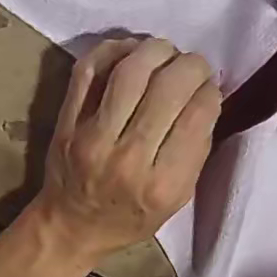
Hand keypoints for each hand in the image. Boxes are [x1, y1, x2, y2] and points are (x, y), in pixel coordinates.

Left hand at [25, 37, 221, 264]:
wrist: (71, 227)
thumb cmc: (131, 217)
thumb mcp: (178, 199)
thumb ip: (196, 149)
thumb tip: (207, 94)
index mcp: (162, 184)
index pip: (197, 114)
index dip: (210, 89)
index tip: (210, 86)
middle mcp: (127, 158)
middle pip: (168, 87)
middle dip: (190, 64)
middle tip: (193, 65)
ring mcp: (92, 137)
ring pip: (129, 71)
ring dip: (155, 49)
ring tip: (166, 52)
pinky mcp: (67, 121)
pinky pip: (89, 69)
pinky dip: (114, 49)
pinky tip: (131, 50)